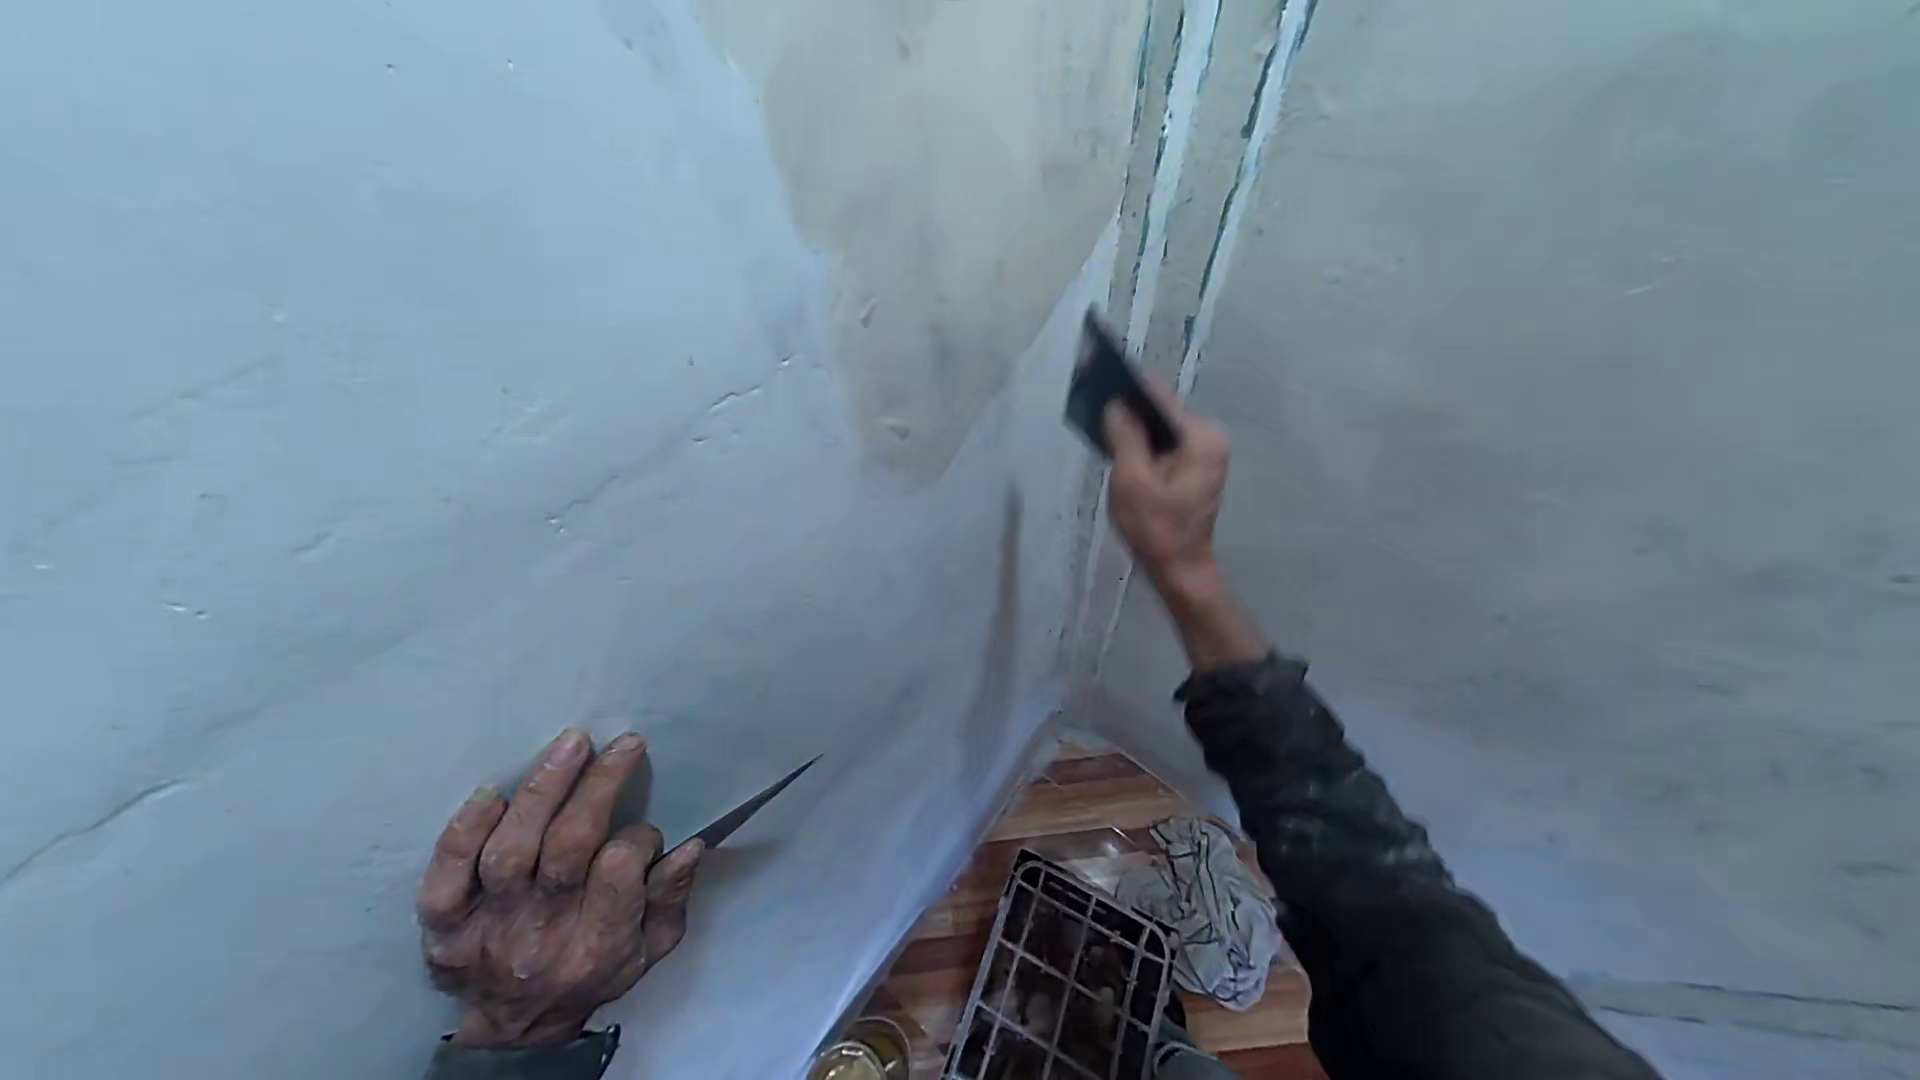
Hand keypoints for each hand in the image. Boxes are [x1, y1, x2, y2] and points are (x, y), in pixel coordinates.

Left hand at [417, 729, 702, 1047]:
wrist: (516, 1027)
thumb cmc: (598, 970)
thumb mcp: (654, 946)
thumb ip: (672, 896)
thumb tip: (691, 846)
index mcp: (598, 941)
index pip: (620, 868)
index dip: (639, 837)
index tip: (644, 831)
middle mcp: (541, 931)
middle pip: (568, 846)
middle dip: (600, 786)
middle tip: (625, 743)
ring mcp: (486, 927)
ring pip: (511, 850)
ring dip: (543, 790)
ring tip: (572, 743)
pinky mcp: (444, 925)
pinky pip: (444, 878)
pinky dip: (463, 834)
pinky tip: (491, 792)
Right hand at [1103, 384, 1232, 601]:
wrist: (1179, 568)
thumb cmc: (1156, 528)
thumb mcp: (1132, 482)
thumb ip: (1125, 437)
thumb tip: (1115, 403)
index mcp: (1200, 438)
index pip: (1160, 397)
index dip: (1128, 383)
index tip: (1100, 367)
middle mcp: (1209, 437)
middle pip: (1162, 409)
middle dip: (1129, 404)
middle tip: (1094, 398)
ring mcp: (1205, 451)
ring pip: (1161, 425)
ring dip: (1133, 422)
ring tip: (1099, 416)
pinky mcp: (1195, 464)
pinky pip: (1164, 441)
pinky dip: (1142, 439)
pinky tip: (1117, 440)